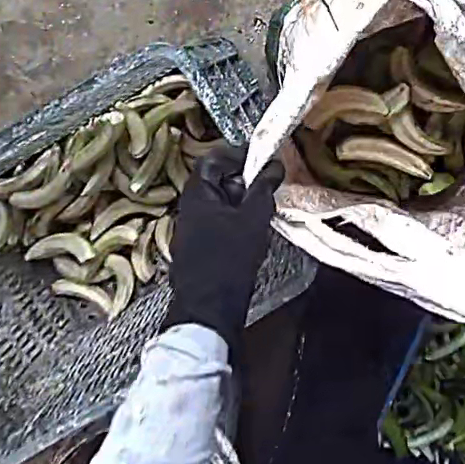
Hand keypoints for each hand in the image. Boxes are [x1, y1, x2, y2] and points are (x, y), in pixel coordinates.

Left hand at [162, 144, 284, 345]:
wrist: (209, 308)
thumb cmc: (230, 258)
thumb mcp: (254, 216)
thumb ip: (264, 187)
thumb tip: (274, 164)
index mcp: (197, 195)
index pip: (213, 159)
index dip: (238, 154)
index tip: (262, 160)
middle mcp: (190, 208)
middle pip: (217, 180)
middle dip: (245, 179)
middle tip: (268, 186)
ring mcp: (192, 229)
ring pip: (220, 202)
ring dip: (243, 201)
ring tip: (264, 210)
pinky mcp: (199, 247)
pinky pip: (219, 221)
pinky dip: (237, 219)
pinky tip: (254, 232)